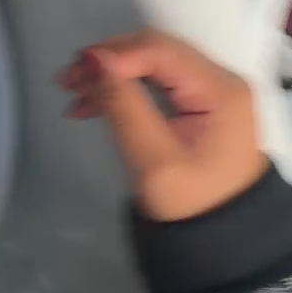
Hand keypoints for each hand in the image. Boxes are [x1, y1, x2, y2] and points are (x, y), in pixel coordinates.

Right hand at [57, 28, 267, 221]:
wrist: (224, 243)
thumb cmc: (191, 204)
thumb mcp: (153, 158)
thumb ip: (123, 103)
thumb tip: (92, 58)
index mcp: (220, 90)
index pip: (159, 51)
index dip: (114, 56)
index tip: (76, 75)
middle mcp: (219, 78)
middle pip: (153, 50)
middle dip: (107, 62)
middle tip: (68, 82)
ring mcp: (210, 88)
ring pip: (149, 61)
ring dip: (109, 73)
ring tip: (74, 94)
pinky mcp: (198, 100)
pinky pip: (153, 78)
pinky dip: (122, 85)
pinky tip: (92, 102)